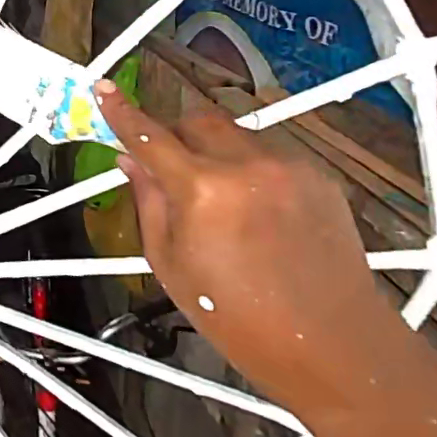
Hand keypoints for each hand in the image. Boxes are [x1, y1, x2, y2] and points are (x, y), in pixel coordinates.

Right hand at [93, 81, 420, 416]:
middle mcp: (248, 166)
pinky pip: (266, 152)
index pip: (150, 136)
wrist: (333, 347)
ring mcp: (290, 168)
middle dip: (174, 134)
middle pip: (196, 120)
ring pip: (233, 133)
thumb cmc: (234, 313)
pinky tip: (249, 206)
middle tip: (165, 166)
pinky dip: (244, 165)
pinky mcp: (319, 178)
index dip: (121, 111)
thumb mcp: (168, 261)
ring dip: (211, 149)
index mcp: (203, 190)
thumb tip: (131, 161)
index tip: (104, 89)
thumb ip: (146, 200)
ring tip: (212, 194)